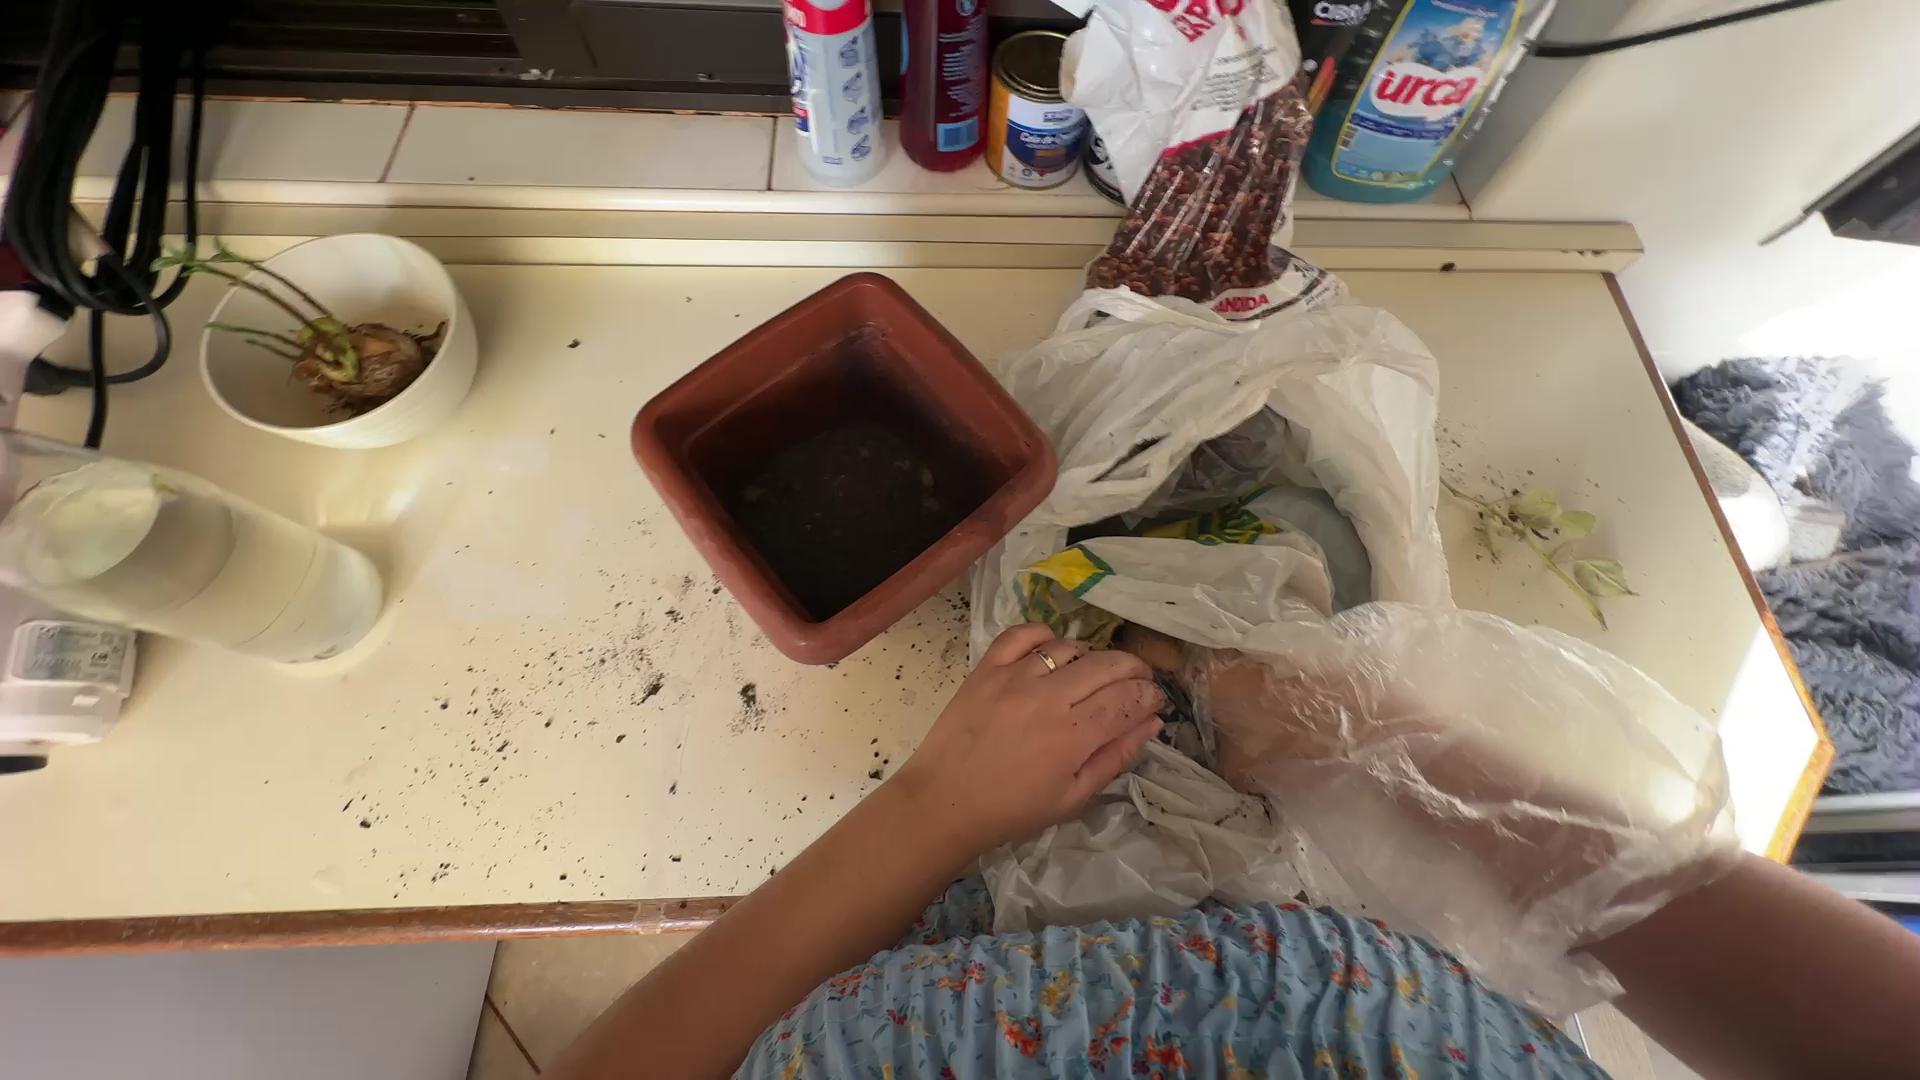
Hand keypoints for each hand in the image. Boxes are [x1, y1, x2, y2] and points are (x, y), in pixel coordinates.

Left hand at [890, 623, 1163, 855]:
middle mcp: (1047, 697)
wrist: (945, 800)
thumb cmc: (1012, 809)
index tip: (1156, 700)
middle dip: (1134, 670)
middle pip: (1107, 666)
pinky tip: (1052, 650)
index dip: (1150, 695)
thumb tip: (1151, 723)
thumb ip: (1114, 757)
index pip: (1127, 699)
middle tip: (1138, 682)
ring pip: (1069, 648)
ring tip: (1092, 675)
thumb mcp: (1073, 797)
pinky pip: (1022, 634)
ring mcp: (1014, 676)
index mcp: (1072, 736)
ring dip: (1091, 657)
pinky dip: (1044, 635)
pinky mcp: (987, 667)